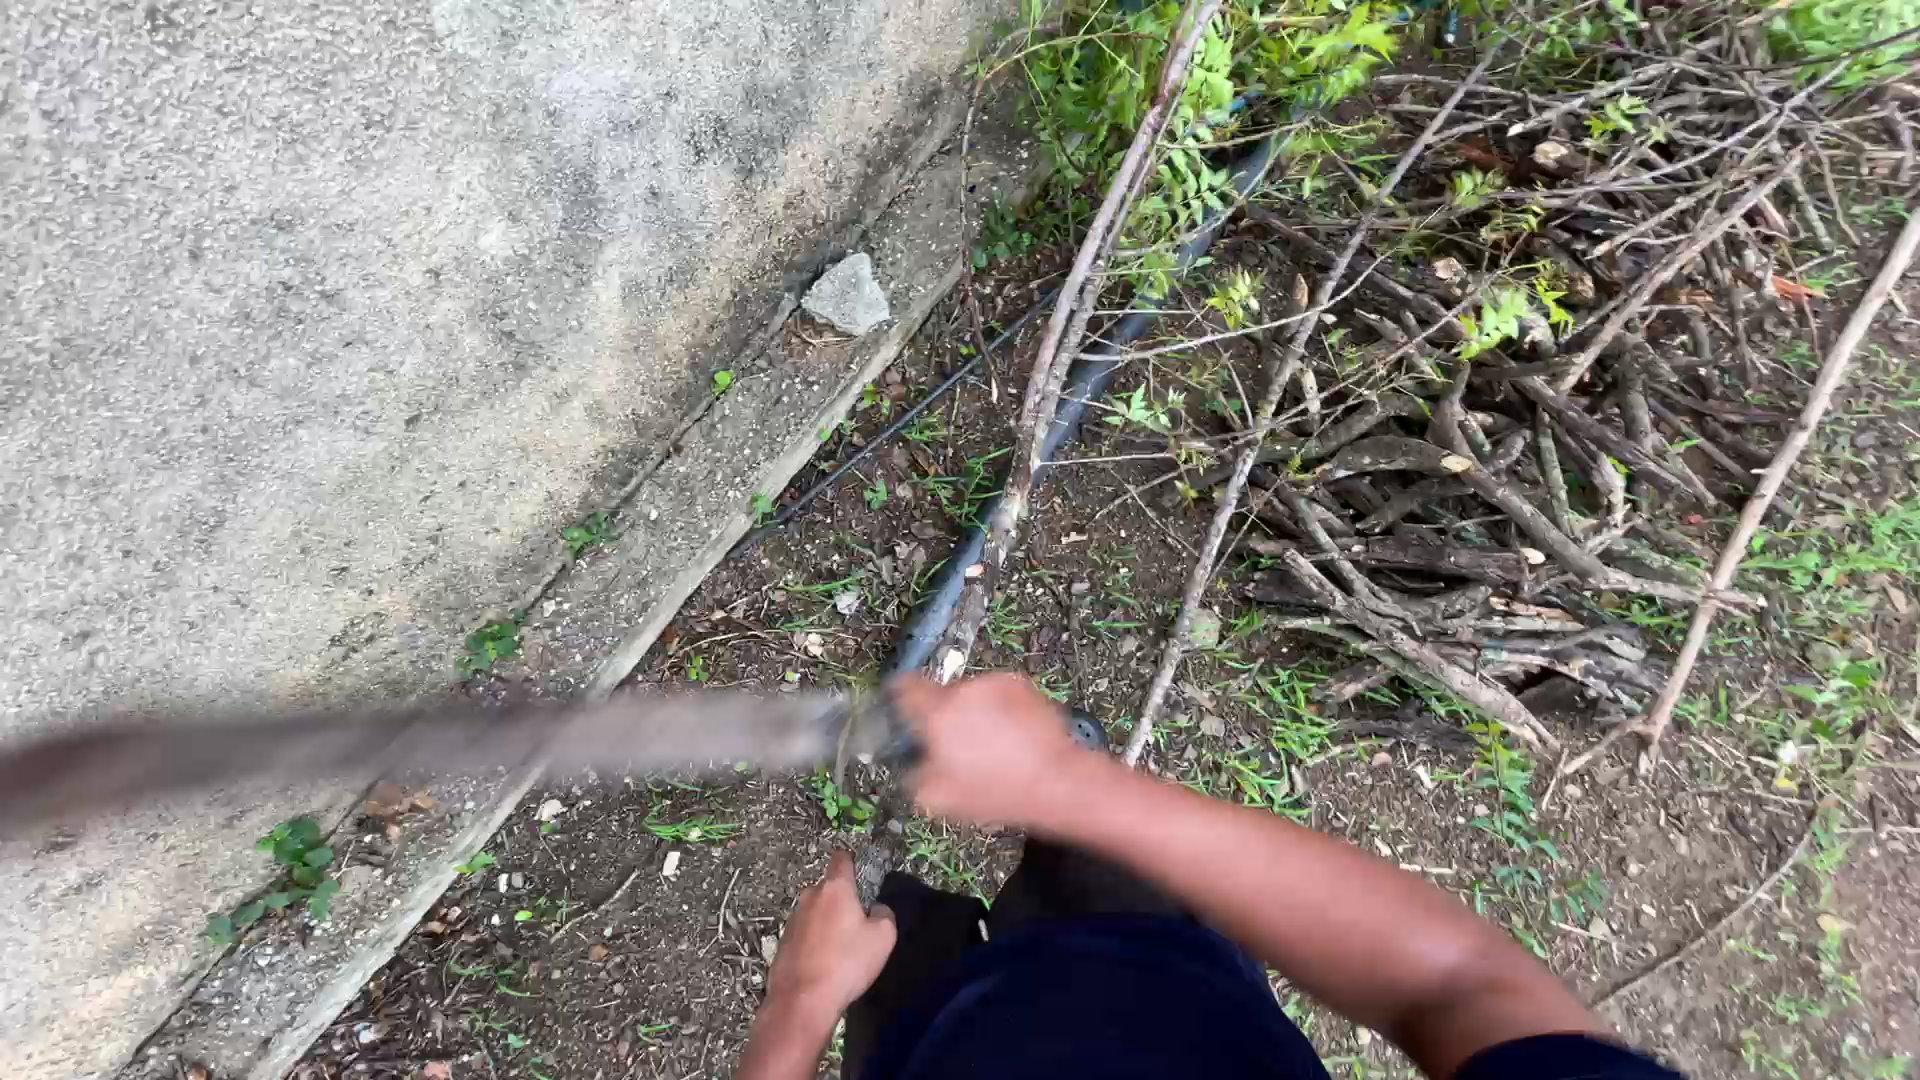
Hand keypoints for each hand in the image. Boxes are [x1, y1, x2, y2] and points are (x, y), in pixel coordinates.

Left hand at [764, 851, 896, 1019]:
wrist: (802, 1002)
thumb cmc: (846, 963)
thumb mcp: (883, 937)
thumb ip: (884, 914)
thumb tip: (875, 909)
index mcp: (835, 888)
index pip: (841, 858)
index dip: (852, 863)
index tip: (860, 878)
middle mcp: (810, 896)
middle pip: (829, 888)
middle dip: (841, 901)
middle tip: (855, 926)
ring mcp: (793, 920)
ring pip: (815, 912)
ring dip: (826, 923)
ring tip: (838, 952)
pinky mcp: (782, 943)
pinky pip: (804, 934)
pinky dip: (813, 943)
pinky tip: (822, 966)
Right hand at [890, 672, 1103, 828]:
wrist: (1054, 780)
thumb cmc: (997, 792)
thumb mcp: (939, 798)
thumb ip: (913, 773)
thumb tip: (911, 761)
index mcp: (939, 713)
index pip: (906, 686)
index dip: (902, 696)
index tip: (906, 706)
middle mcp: (965, 690)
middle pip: (944, 694)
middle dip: (948, 715)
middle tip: (960, 745)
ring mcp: (996, 684)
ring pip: (973, 694)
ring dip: (976, 711)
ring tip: (992, 744)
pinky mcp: (1021, 685)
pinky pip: (999, 693)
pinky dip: (1000, 707)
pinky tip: (1011, 736)